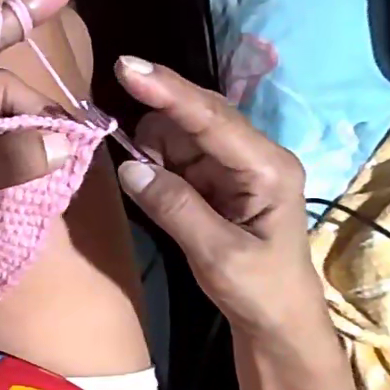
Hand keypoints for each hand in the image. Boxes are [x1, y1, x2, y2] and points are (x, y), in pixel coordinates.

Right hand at [111, 57, 323, 333]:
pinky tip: (147, 182)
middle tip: (112, 134)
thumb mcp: (218, 255)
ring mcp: (229, 165)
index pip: (211, 118)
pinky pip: (172, 155)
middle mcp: (250, 155)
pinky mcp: (210, 179)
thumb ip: (174, 207)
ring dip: (149, 147)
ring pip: (178, 132)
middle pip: (195, 113)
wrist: (276, 321)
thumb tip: (128, 166)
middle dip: (154, 115)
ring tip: (145, 185)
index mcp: (266, 167)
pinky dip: (151, 161)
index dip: (168, 91)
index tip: (127, 67)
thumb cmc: (260, 290)